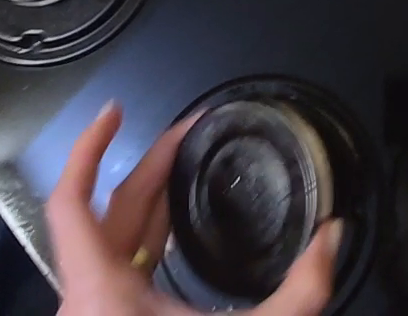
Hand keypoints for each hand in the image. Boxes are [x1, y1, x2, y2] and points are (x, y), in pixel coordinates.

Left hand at [45, 102, 342, 315]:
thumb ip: (302, 292)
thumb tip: (336, 231)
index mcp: (100, 293)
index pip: (71, 204)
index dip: (87, 151)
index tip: (115, 111)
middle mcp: (84, 301)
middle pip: (107, 212)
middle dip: (151, 165)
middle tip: (194, 132)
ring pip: (112, 241)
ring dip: (148, 199)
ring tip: (185, 166)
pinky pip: (117, 267)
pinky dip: (145, 236)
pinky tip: (174, 229)